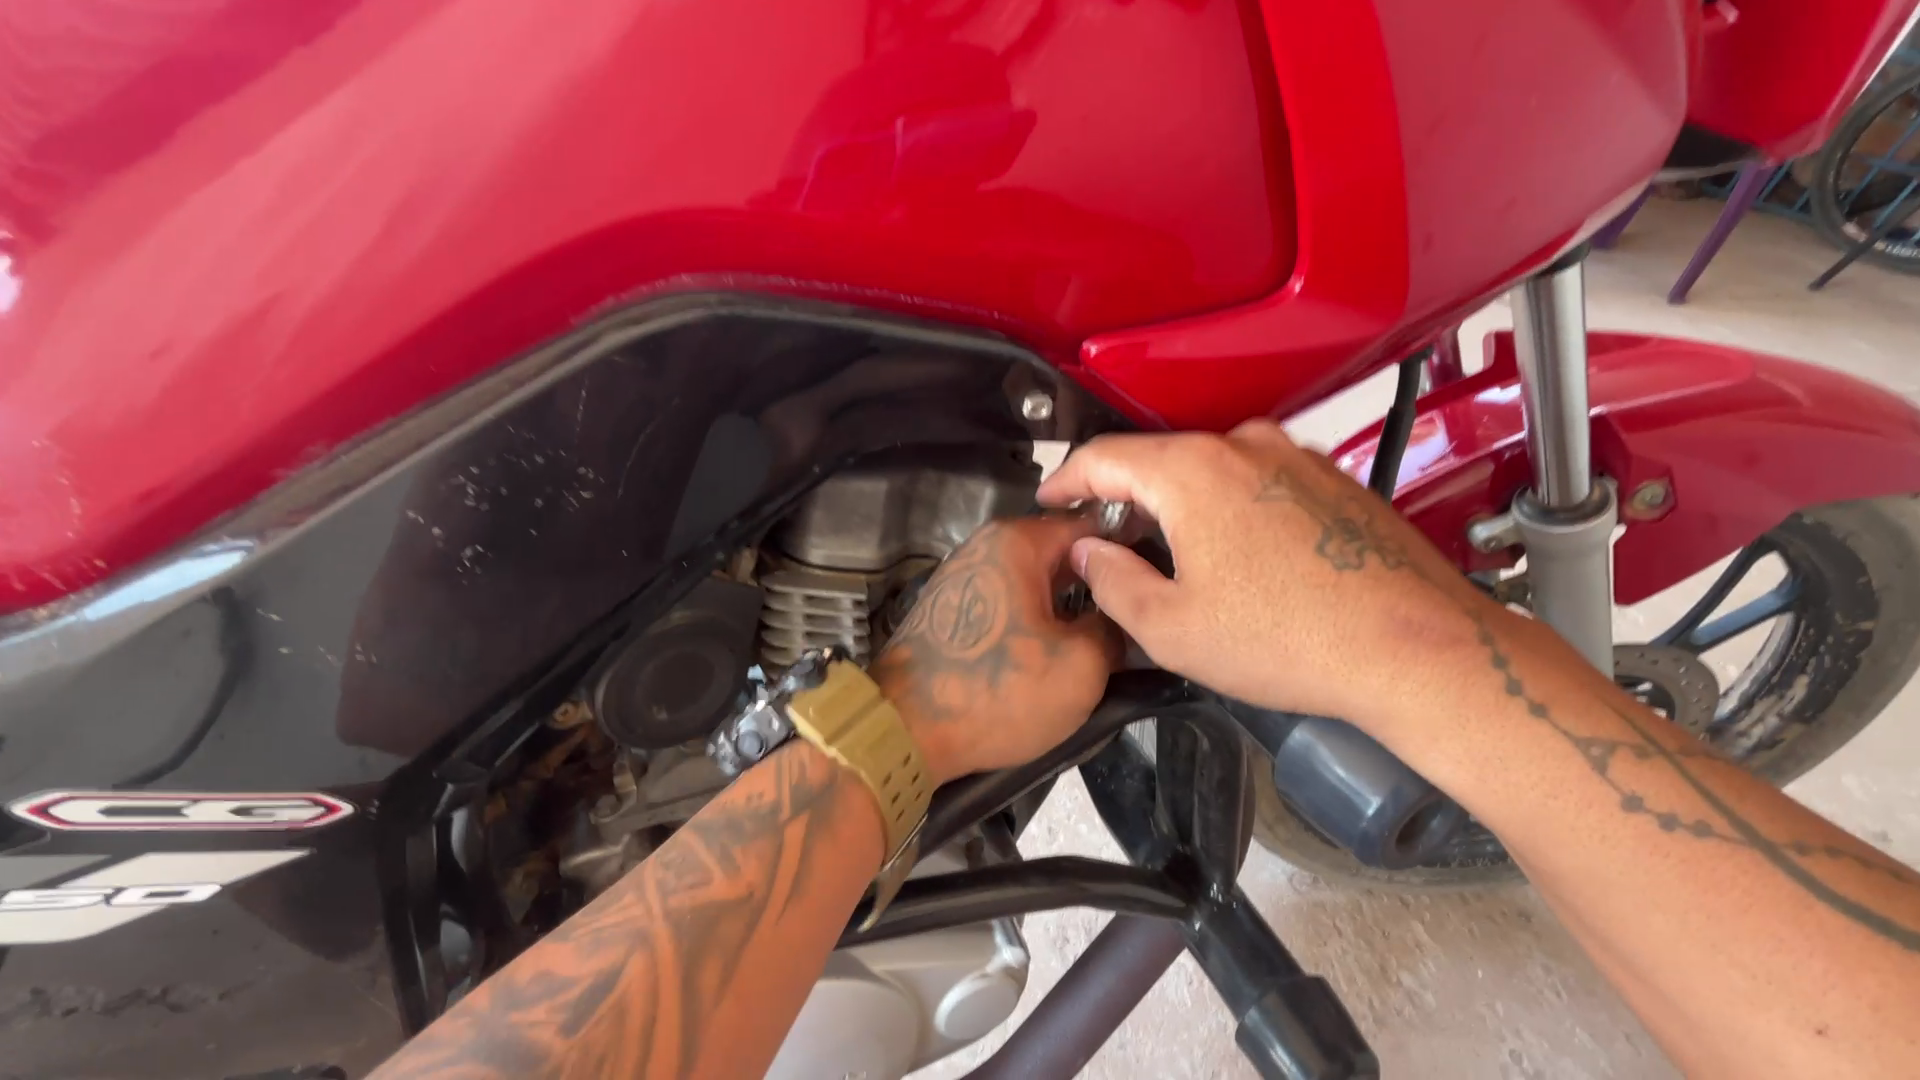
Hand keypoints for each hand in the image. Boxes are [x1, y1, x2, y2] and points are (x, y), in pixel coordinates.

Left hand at [872, 517, 1120, 784]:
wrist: (904, 732)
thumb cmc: (997, 692)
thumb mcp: (1082, 665)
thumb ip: (1115, 627)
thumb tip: (1120, 617)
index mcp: (1017, 541)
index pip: (1093, 525)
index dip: (1131, 551)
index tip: (1158, 580)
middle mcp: (986, 547)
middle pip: (1064, 555)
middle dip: (1100, 585)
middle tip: (1138, 619)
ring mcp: (964, 578)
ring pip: (1037, 583)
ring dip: (1068, 608)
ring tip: (1103, 642)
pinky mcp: (952, 612)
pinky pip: (1010, 605)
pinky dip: (1036, 623)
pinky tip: (1056, 653)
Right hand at [1036, 420, 1482, 731]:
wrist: (1417, 649)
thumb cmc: (1288, 641)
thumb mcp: (1170, 628)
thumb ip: (1111, 581)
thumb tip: (1092, 551)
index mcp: (1192, 471)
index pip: (1103, 457)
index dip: (1065, 479)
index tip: (1050, 500)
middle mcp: (1244, 446)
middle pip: (1158, 460)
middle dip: (1124, 497)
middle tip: (1107, 542)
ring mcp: (1295, 457)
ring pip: (1210, 470)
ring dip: (1180, 504)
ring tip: (1176, 556)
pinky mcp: (1331, 479)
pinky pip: (1257, 482)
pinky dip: (1230, 508)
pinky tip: (1240, 556)